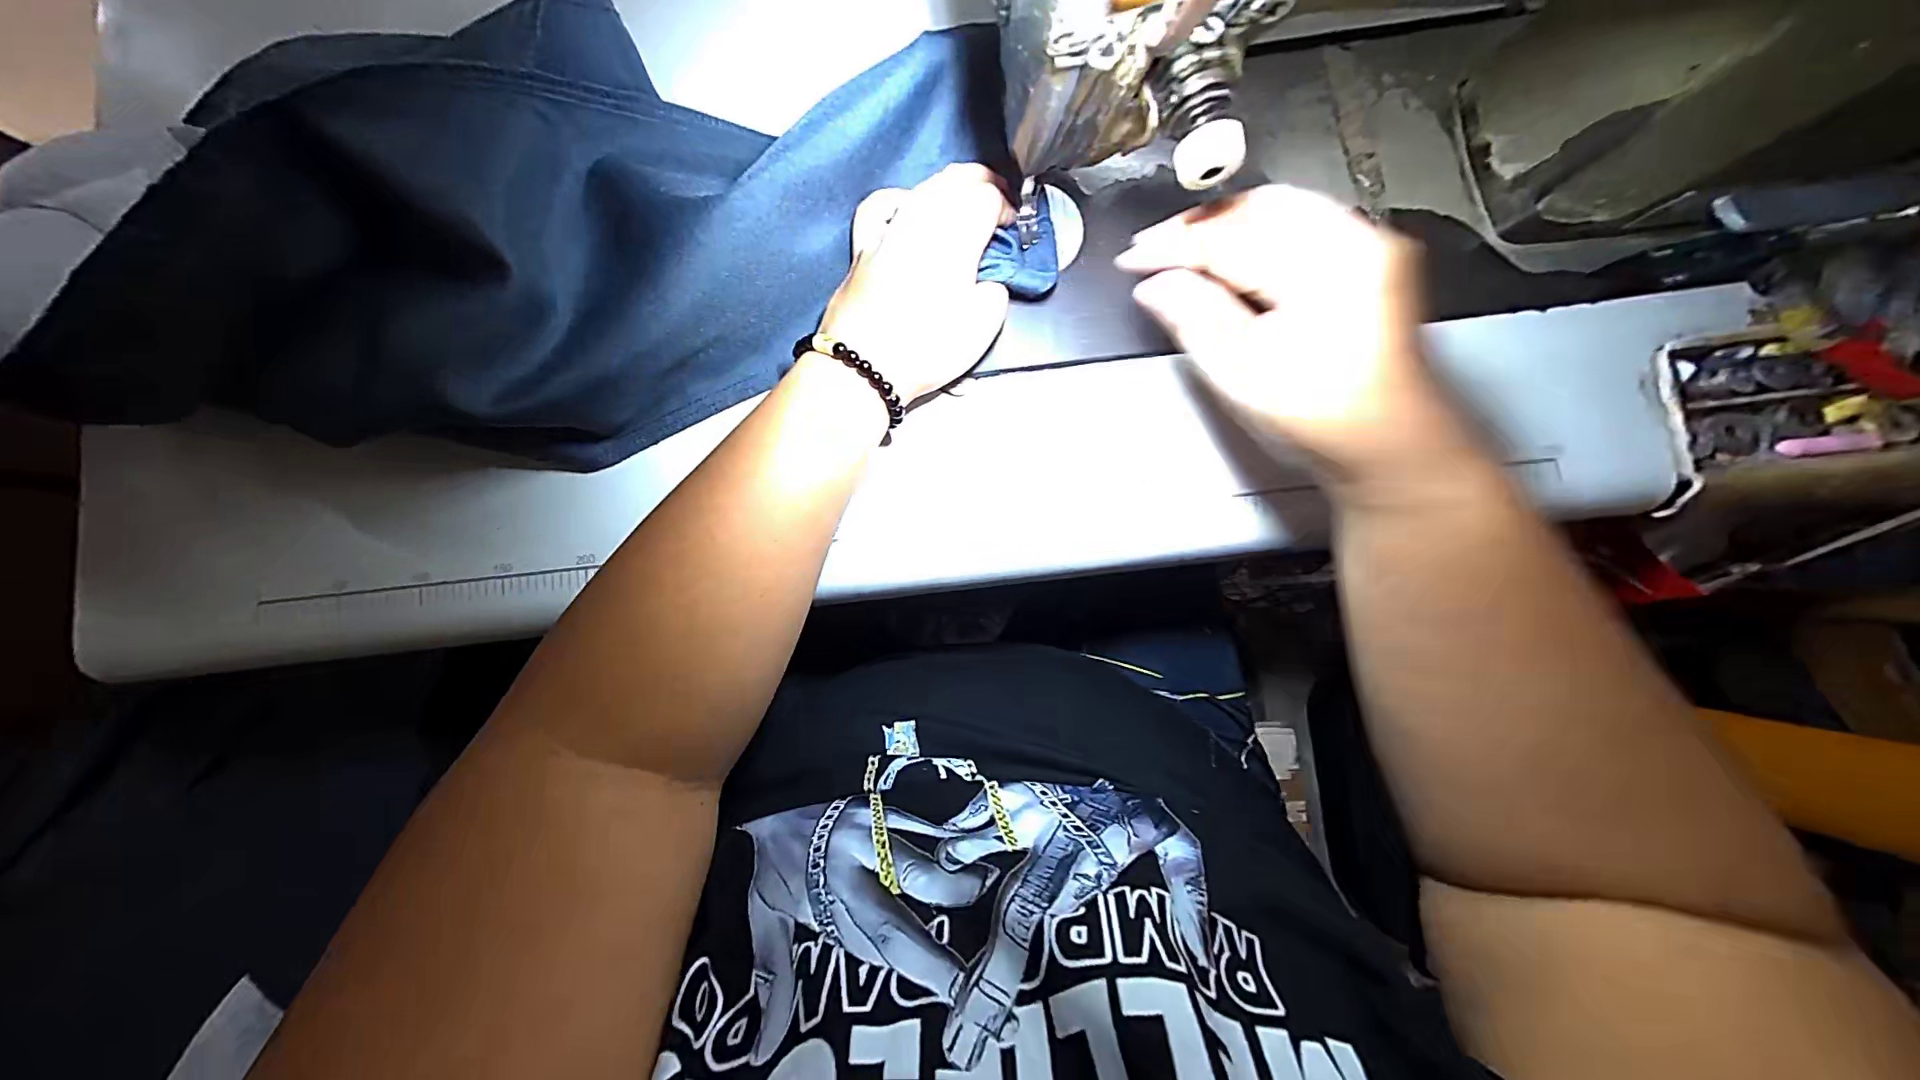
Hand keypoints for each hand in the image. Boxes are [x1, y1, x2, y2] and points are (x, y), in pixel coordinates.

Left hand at [814, 163, 1013, 404]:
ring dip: (948, 187)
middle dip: (982, 184)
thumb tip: (990, 281)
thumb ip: (995, 291)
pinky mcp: (864, 247)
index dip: (1007, 205)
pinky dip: (901, 198)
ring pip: (923, 187)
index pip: (987, 198)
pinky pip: (882, 205)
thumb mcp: (981, 326)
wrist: (864, 367)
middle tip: (996, 200)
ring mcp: (888, 231)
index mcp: (956, 239)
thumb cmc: (920, 351)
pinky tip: (907, 206)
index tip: (1013, 222)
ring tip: (961, 201)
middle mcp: (920, 224)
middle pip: (956, 180)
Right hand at [1117, 185, 1489, 503]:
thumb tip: (1155, 286)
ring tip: (1183, 247)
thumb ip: (1194, 318)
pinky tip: (1231, 252)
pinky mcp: (1368, 260)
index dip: (1172, 246)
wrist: (1386, 439)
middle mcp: (1356, 243)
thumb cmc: (1326, 417)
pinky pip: (1303, 224)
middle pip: (1258, 207)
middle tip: (1153, 245)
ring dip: (1226, 224)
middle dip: (1199, 224)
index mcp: (1324, 269)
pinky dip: (1258, 232)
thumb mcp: (1241, 372)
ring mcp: (1368, 248)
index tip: (1134, 257)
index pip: (1229, 238)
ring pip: (1281, 209)